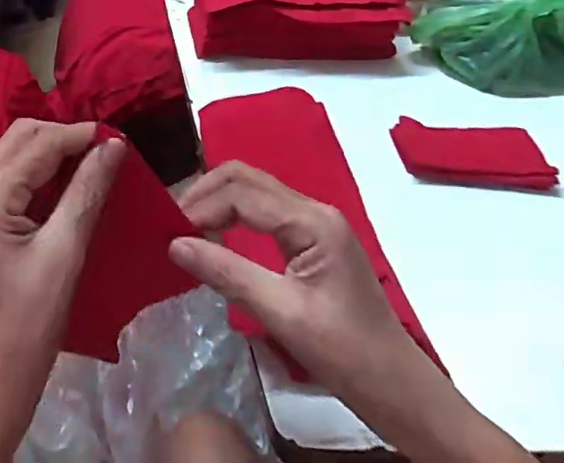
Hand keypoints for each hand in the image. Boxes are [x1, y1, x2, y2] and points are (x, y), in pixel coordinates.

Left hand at [0, 121, 124, 462]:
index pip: (39, 144)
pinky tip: (70, 182)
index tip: (121, 139)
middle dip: (65, 136)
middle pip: (21, 138)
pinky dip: (42, 171)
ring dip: (54, 150)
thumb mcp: (64, 254)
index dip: (81, 135)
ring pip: (16, 154)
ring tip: (94, 161)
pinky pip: (13, 177)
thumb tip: (113, 145)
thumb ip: (87, 191)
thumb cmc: (27, 326)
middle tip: (106, 149)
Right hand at [171, 163, 535, 462]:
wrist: (396, 385)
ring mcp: (315, 222)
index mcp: (312, 220)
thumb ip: (228, 273)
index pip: (243, 192)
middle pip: (247, 178)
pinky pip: (265, 212)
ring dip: (218, 202)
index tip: (168, 231)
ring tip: (185, 230)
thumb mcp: (282, 314)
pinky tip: (215, 238)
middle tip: (172, 223)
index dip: (201, 205)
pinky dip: (234, 216)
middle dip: (205, 193)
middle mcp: (313, 209)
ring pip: (255, 191)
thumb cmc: (344, 353)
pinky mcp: (312, 239)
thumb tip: (174, 244)